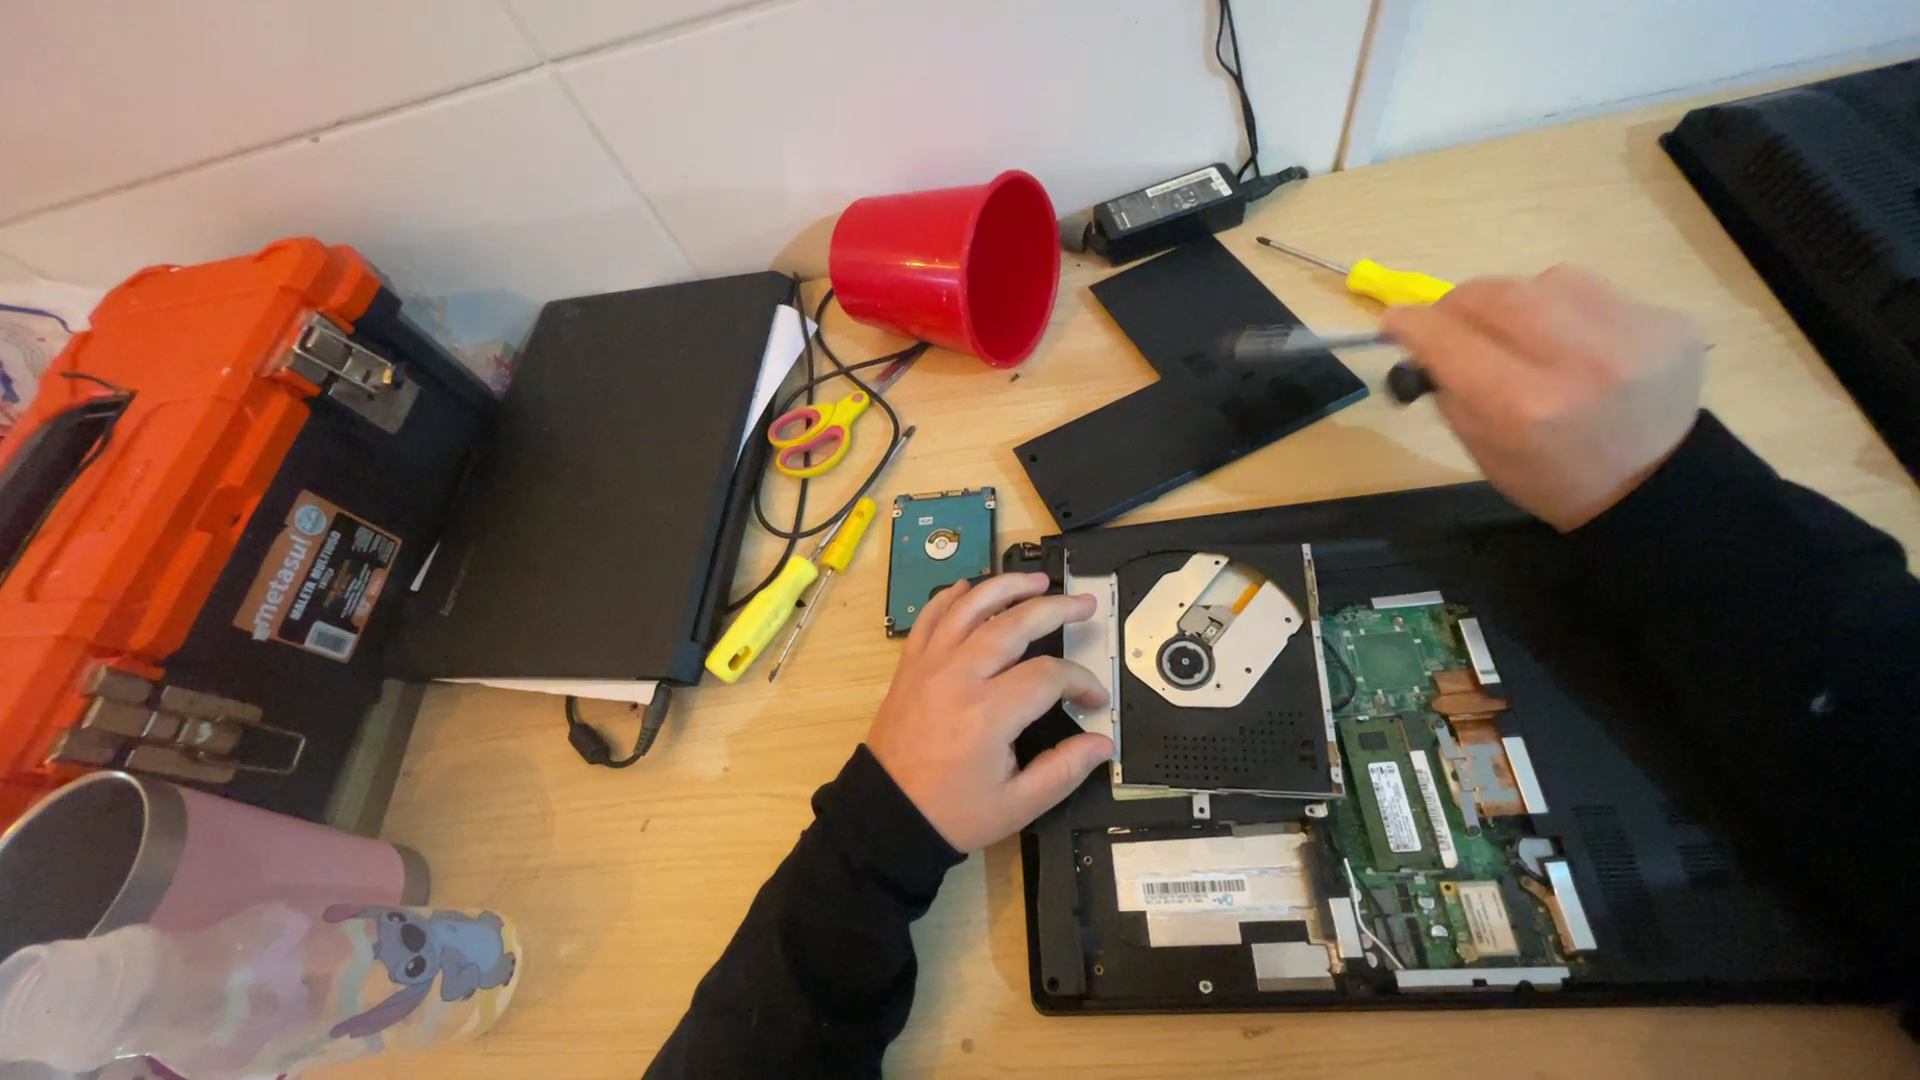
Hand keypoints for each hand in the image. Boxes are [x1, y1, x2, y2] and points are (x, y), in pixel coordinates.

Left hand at [866, 572, 1113, 852]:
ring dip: (1006, 587)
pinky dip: (951, 598)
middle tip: (1083, 603)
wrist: (886, 813)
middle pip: (1014, 625)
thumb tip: (1102, 744)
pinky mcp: (910, 667)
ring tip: (1036, 580)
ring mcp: (930, 666)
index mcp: (989, 714)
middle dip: (1054, 609)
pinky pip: (930, 619)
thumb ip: (1063, 770)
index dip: (1080, 680)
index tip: (1094, 697)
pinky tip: (970, 587)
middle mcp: (959, 678)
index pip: (1049, 675)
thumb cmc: (952, 812)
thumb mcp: (1017, 805)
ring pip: (970, 609)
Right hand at [1382, 265, 1704, 531]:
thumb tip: (1425, 339)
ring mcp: (1632, 334)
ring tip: (1511, 330)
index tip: (1392, 320)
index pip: (1450, 341)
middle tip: (1445, 319)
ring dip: (1512, 300)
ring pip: (1546, 281)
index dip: (1412, 324)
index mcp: (1523, 406)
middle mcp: (1579, 361)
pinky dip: (1561, 308)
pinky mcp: (1667, 320)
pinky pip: (1593, 291)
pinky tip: (1564, 338)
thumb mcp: (1479, 444)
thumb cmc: (1545, 473)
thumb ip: (1449, 386)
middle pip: (1497, 295)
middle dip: (1457, 302)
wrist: (1649, 483)